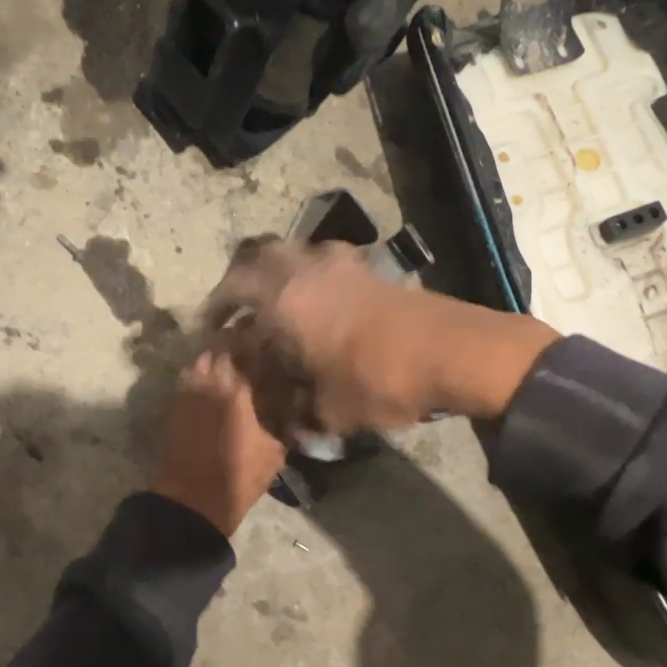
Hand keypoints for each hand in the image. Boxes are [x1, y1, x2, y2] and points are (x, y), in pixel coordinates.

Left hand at [152, 352, 286, 537]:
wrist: (193, 500)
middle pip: (219, 351)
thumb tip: (294, 413)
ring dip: (212, 360)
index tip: (268, 340)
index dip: (257, 343)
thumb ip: (284, 425)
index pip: (247, 351)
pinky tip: (210, 388)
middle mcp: (209, 383)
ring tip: (228, 366)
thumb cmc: (239, 476)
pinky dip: (198, 379)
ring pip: (199, 364)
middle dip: (232, 346)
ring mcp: (186, 394)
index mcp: (237, 388)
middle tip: (248, 348)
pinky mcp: (173, 409)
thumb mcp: (274, 452)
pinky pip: (186, 382)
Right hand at [204, 240, 559, 439]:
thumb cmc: (379, 381)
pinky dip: (306, 279)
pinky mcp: (368, 267)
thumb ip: (288, 409)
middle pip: (256, 256)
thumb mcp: (324, 409)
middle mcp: (304, 267)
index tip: (211, 330)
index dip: (215, 311)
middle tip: (238, 313)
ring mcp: (340, 261)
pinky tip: (316, 311)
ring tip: (276, 311)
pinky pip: (320, 263)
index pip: (230, 292)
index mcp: (282, 297)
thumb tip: (271, 412)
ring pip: (292, 254)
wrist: (454, 353)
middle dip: (240, 282)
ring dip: (276, 276)